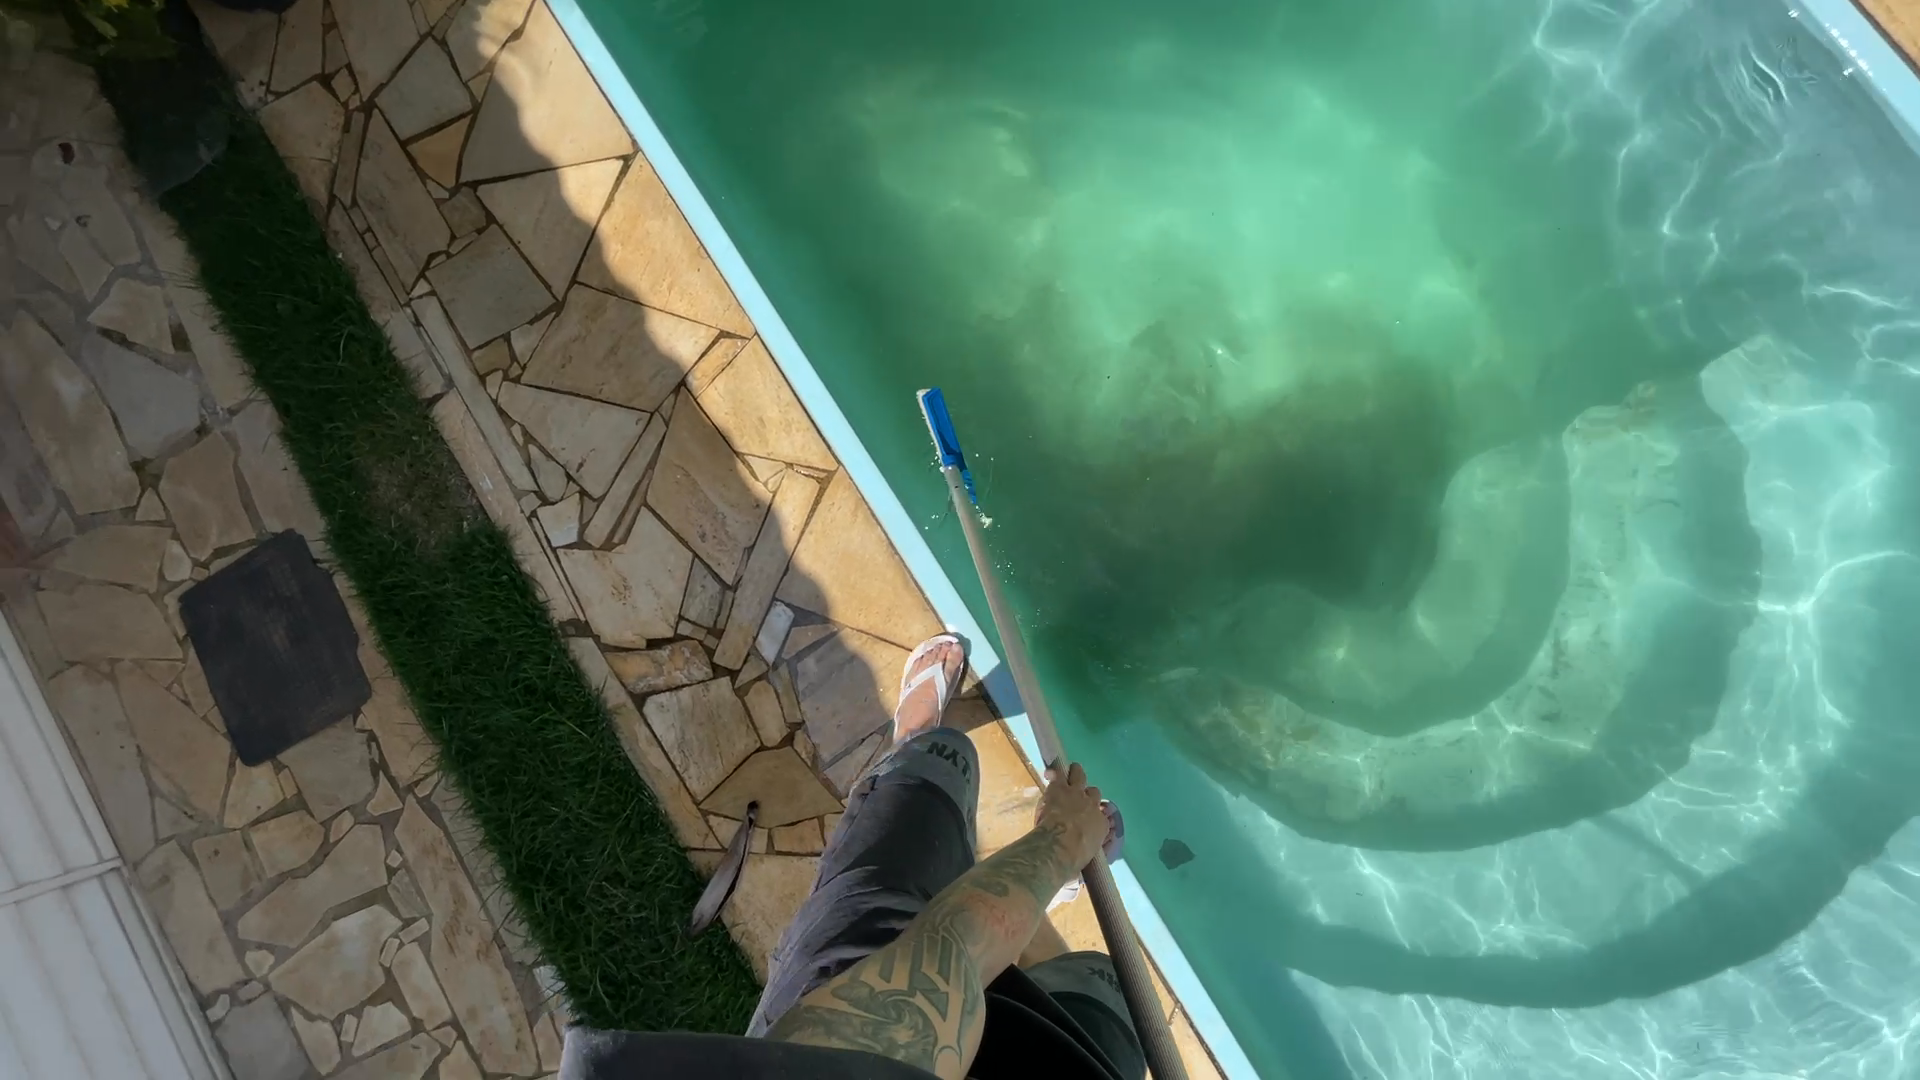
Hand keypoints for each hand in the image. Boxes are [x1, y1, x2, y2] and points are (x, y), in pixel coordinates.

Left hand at [1034, 763, 1111, 869]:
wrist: (1060, 846)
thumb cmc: (1073, 861)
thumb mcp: (1086, 862)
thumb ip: (1084, 861)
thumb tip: (1077, 876)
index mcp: (1101, 826)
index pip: (1101, 815)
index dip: (1092, 815)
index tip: (1085, 819)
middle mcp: (1092, 805)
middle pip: (1094, 791)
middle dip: (1086, 794)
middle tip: (1076, 797)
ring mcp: (1076, 794)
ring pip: (1079, 774)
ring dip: (1074, 774)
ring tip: (1068, 775)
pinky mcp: (1060, 788)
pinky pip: (1058, 774)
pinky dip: (1054, 774)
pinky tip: (1048, 774)